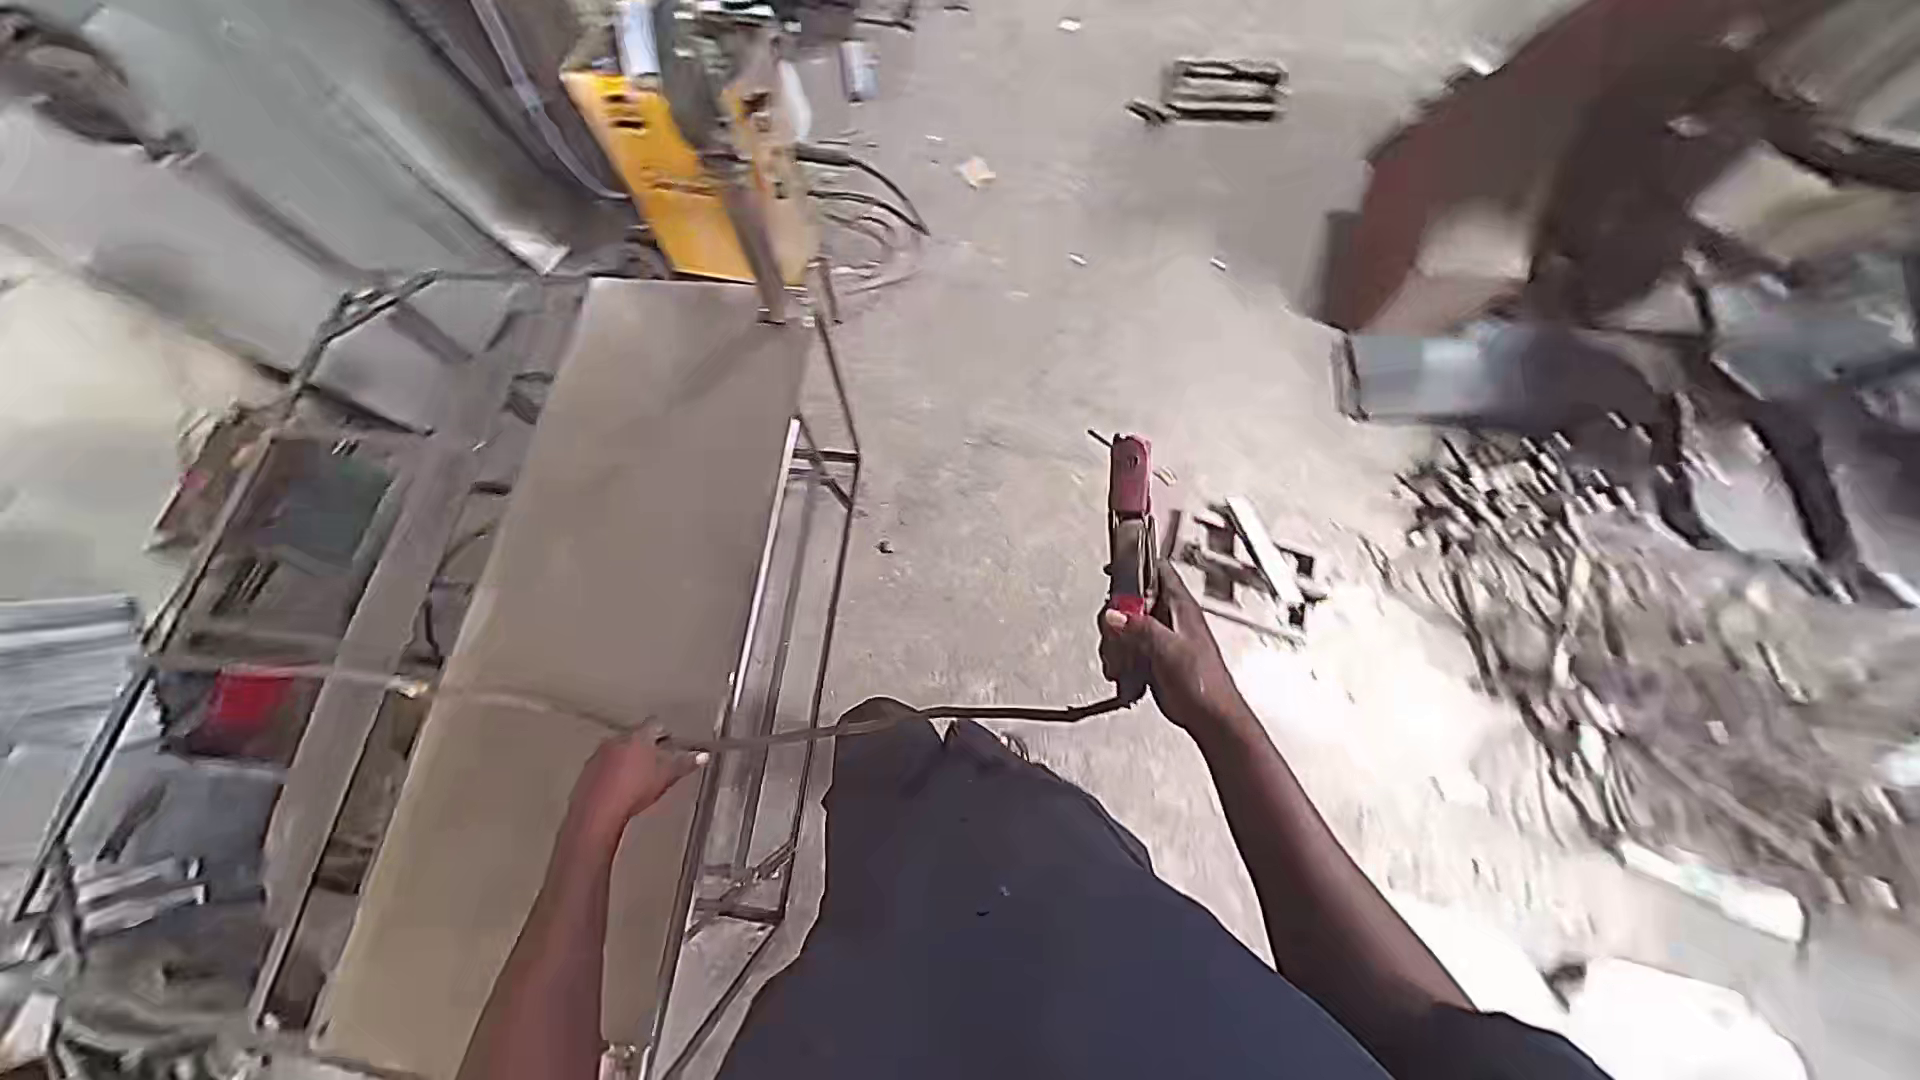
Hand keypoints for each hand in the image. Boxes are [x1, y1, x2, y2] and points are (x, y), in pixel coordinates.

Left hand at [566, 723, 705, 841]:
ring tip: (637, 777)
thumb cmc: (637, 790)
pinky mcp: (586, 772)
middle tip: (656, 761)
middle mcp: (617, 740)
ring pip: (618, 750)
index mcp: (639, 737)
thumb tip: (704, 755)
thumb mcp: (667, 776)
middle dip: (646, 746)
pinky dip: (612, 771)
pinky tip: (619, 788)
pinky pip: (604, 765)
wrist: (597, 813)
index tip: (670, 743)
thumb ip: (686, 763)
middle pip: (636, 736)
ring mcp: (598, 755)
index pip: (655, 724)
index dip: (664, 732)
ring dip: (628, 758)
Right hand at [1099, 563, 1255, 740]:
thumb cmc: (1205, 684)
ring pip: (1124, 627)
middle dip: (1116, 618)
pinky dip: (1119, 660)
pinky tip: (1124, 673)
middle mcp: (1170, 619)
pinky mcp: (1152, 657)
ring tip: (1122, 662)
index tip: (1113, 569)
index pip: (1157, 570)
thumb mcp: (1169, 649)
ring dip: (1115, 645)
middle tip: (1118, 637)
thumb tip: (1114, 613)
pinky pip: (1126, 649)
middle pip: (1131, 601)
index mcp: (1180, 607)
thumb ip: (1140, 628)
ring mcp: (1160, 638)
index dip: (1135, 564)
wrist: (1210, 718)